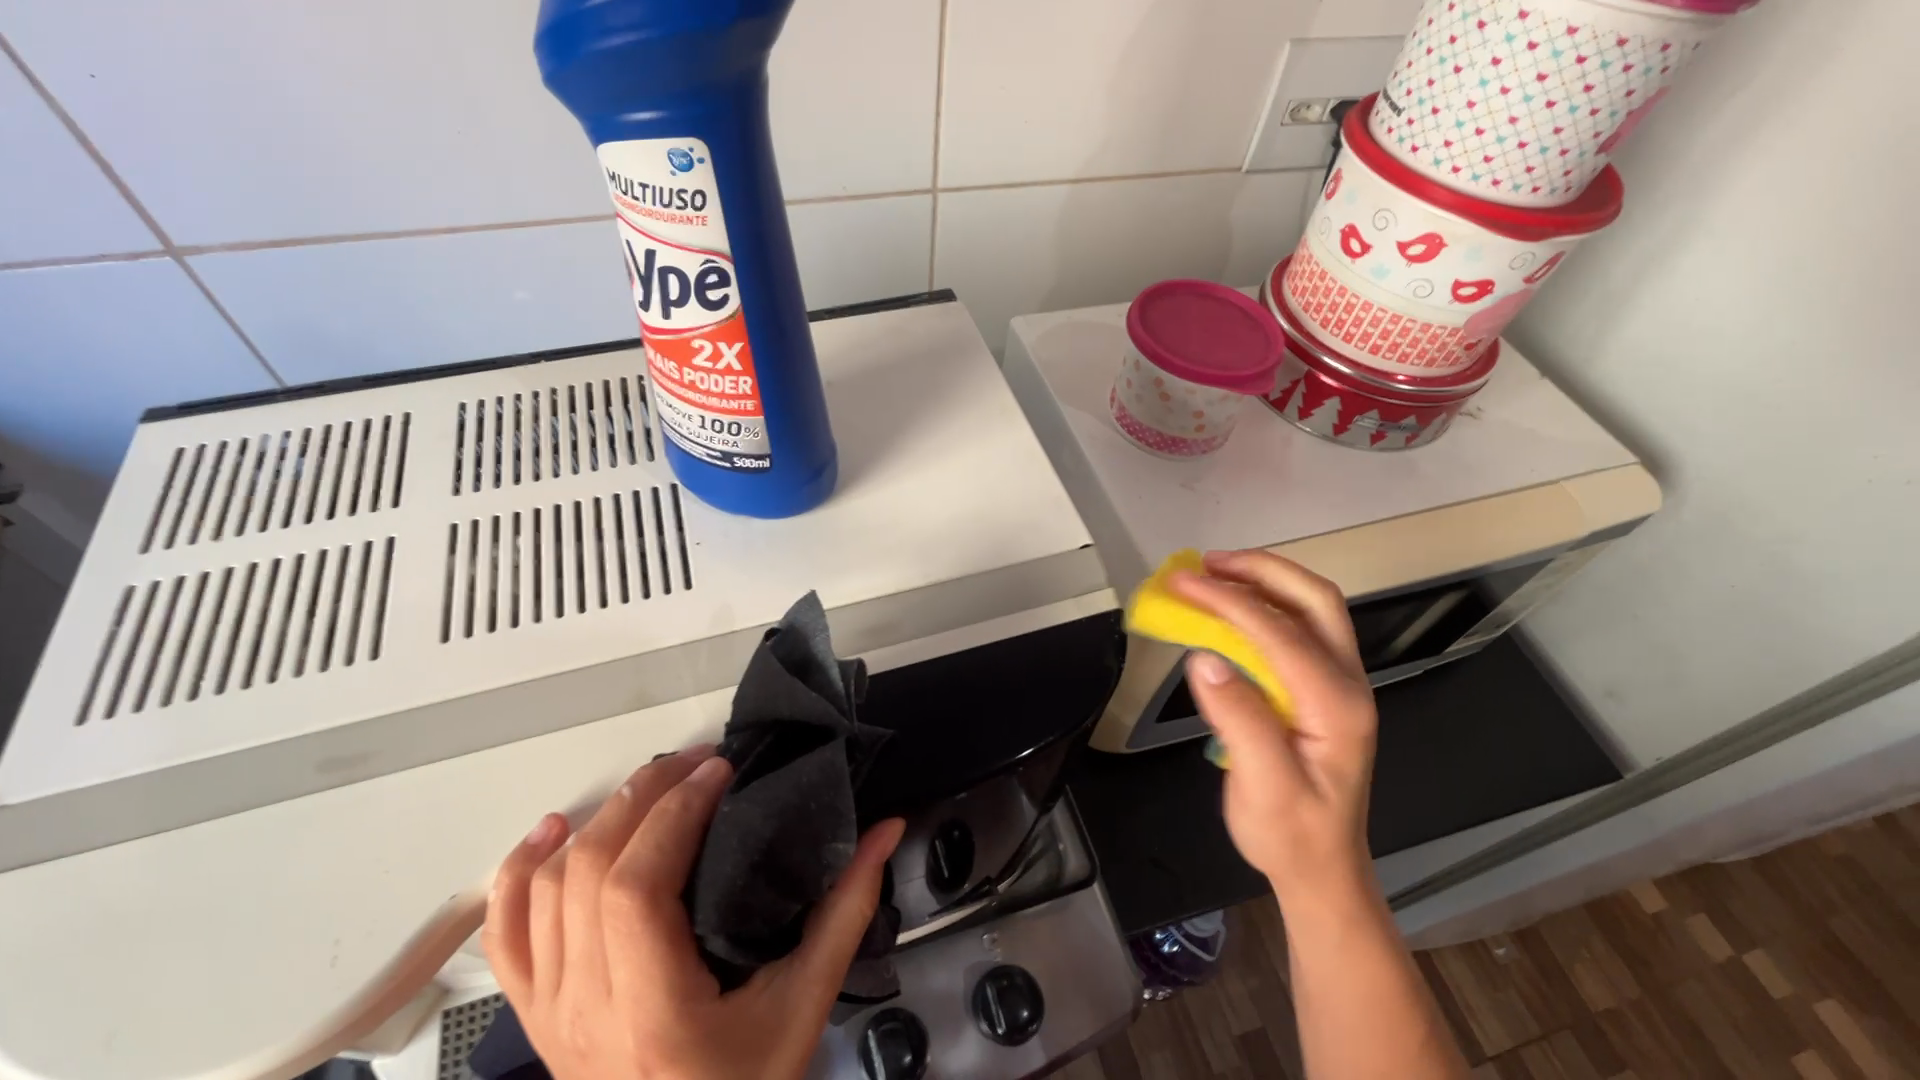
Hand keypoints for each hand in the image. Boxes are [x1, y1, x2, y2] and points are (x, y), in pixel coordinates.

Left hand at [484, 746, 905, 1079]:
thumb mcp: (805, 1004)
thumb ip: (845, 911)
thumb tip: (886, 829)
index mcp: (654, 1010)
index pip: (636, 888)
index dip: (672, 815)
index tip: (718, 773)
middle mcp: (585, 1007)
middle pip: (589, 873)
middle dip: (644, 798)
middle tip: (697, 765)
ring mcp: (549, 1012)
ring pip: (546, 890)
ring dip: (597, 820)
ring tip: (652, 785)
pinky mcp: (533, 1014)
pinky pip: (504, 934)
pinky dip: (517, 873)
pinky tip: (553, 830)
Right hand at [1170, 550, 1377, 903]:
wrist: (1322, 868)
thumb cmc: (1291, 834)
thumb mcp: (1264, 787)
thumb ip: (1240, 720)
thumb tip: (1204, 657)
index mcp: (1335, 704)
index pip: (1280, 633)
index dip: (1229, 601)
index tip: (1181, 584)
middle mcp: (1347, 683)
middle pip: (1315, 600)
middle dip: (1260, 571)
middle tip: (1204, 564)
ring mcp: (1340, 684)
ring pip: (1312, 609)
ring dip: (1265, 581)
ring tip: (1213, 574)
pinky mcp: (1324, 690)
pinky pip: (1300, 629)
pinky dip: (1265, 605)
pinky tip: (1232, 609)